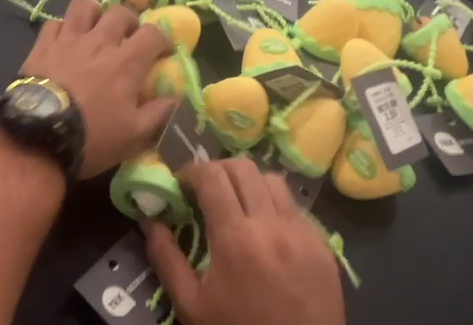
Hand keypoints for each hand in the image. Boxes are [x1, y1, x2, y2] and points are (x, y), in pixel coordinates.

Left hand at [19, 0, 174, 177]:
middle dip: (129, 19)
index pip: (152, 33)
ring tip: (95, 27)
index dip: (162, 38)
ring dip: (94, 12)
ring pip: (84, 5)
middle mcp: (99, 41)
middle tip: (128, 35)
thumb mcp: (134, 135)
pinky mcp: (43, 44)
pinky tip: (65, 39)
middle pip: (120, 12)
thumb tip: (177, 97)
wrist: (40, 135)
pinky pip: (54, 22)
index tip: (163, 50)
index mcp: (126, 62)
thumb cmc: (92, 137)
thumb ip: (159, 113)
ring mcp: (69, 39)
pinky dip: (63, 27)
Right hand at [144, 159, 346, 324]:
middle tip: (207, 192)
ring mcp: (302, 234)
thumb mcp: (191, 305)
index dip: (192, 171)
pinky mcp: (323, 247)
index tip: (182, 185)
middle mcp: (271, 225)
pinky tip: (266, 232)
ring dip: (250, 184)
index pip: (212, 175)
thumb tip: (148, 219)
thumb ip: (165, 257)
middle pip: (243, 167)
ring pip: (273, 180)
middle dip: (219, 171)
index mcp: (235, 238)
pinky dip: (275, 207)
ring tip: (238, 206)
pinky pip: (295, 208)